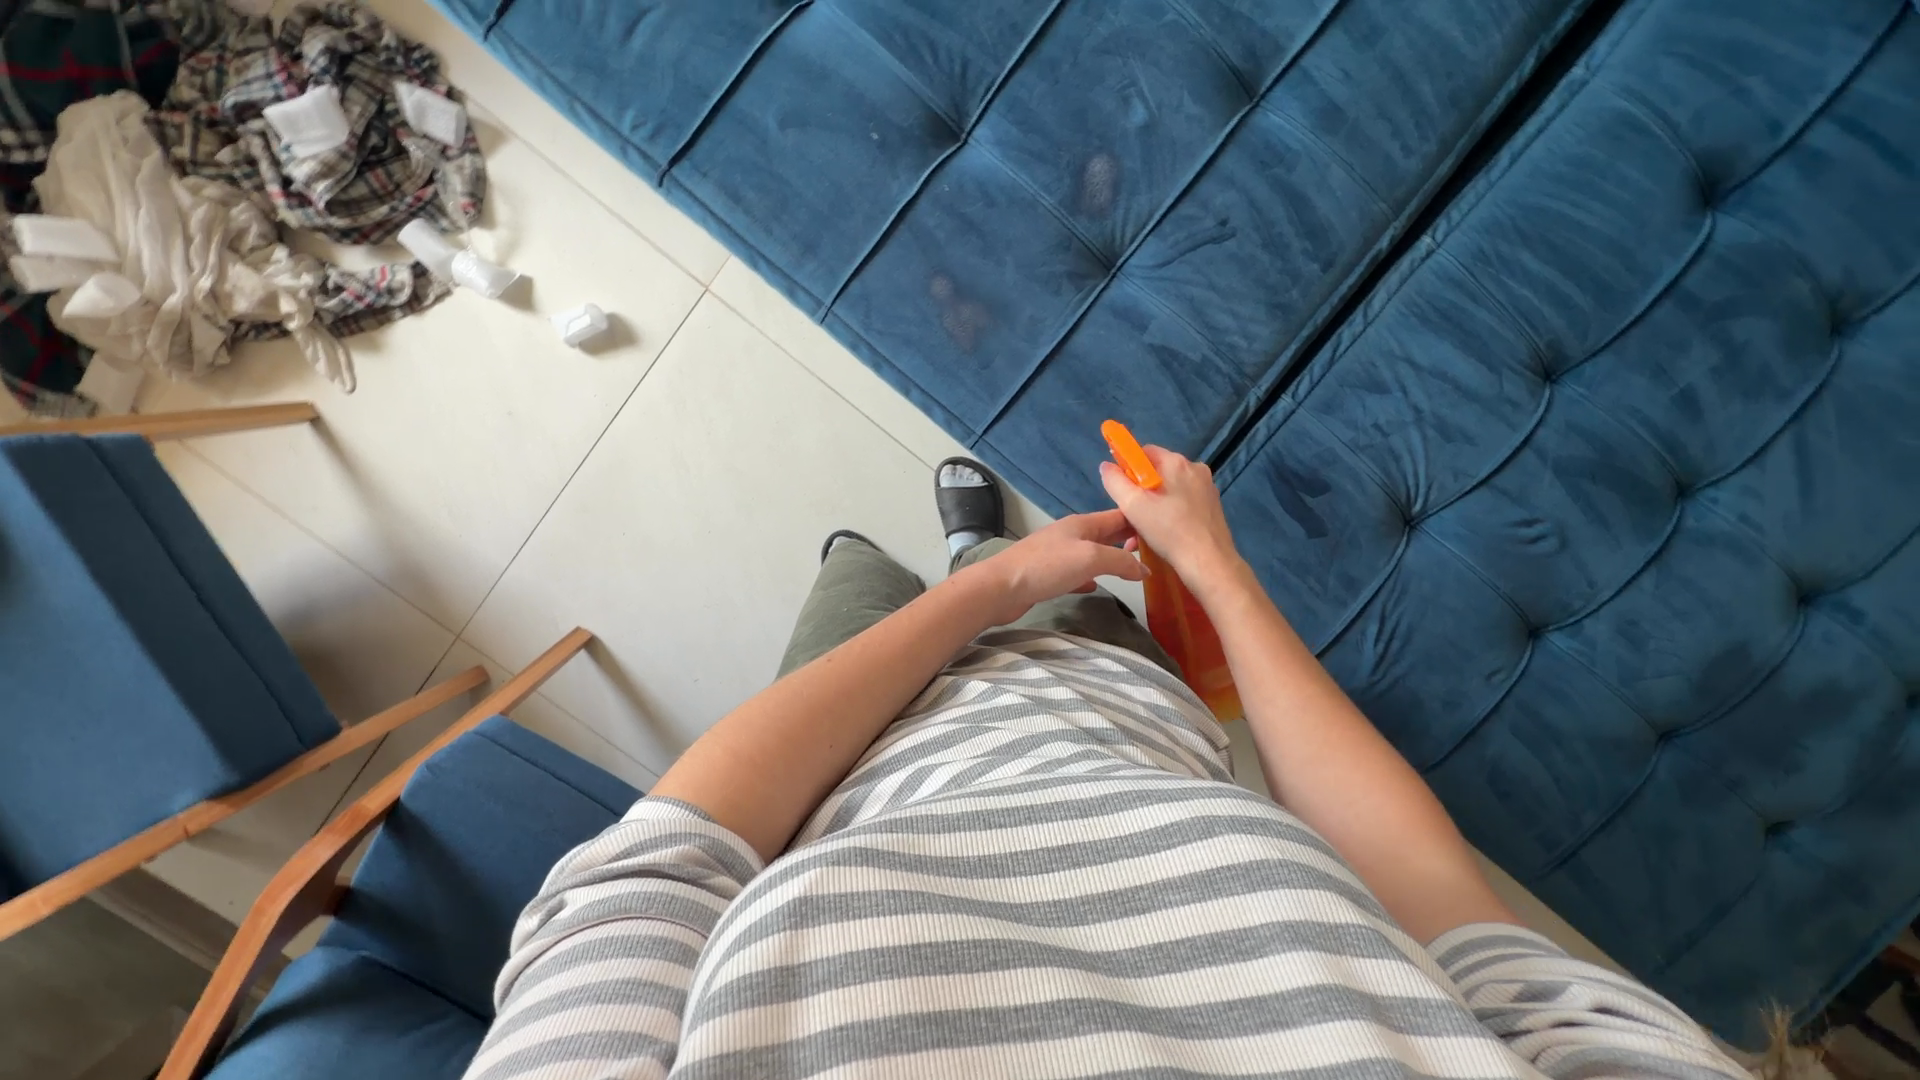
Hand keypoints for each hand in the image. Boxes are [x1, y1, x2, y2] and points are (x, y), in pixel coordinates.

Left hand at [954, 509, 1146, 625]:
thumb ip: (1121, 562)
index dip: (1141, 520)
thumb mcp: (1091, 558)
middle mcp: (1072, 534)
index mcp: (1084, 523)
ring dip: (1111, 559)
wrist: (1001, 588)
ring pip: (1092, 553)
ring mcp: (1058, 554)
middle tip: (1153, 554)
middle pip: (1107, 533)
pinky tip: (1094, 587)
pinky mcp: (1048, 574)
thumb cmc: (1046, 567)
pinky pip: (1076, 572)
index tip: (1164, 531)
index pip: (1120, 515)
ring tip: (1131, 571)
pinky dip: (1089, 577)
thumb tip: (1144, 569)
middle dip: (1129, 540)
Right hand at [1099, 446, 1241, 588]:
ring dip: (1152, 508)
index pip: (1144, 452)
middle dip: (1139, 493)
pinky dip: (1168, 516)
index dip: (1127, 468)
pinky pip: (1182, 504)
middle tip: (1129, 517)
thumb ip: (1115, 481)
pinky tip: (1160, 537)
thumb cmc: (1168, 531)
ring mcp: (1206, 489)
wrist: (1208, 562)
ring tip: (1140, 534)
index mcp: (1176, 463)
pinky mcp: (1212, 507)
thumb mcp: (1132, 505)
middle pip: (1157, 473)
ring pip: (1169, 491)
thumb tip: (1107, 466)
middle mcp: (1195, 469)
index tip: (1120, 490)